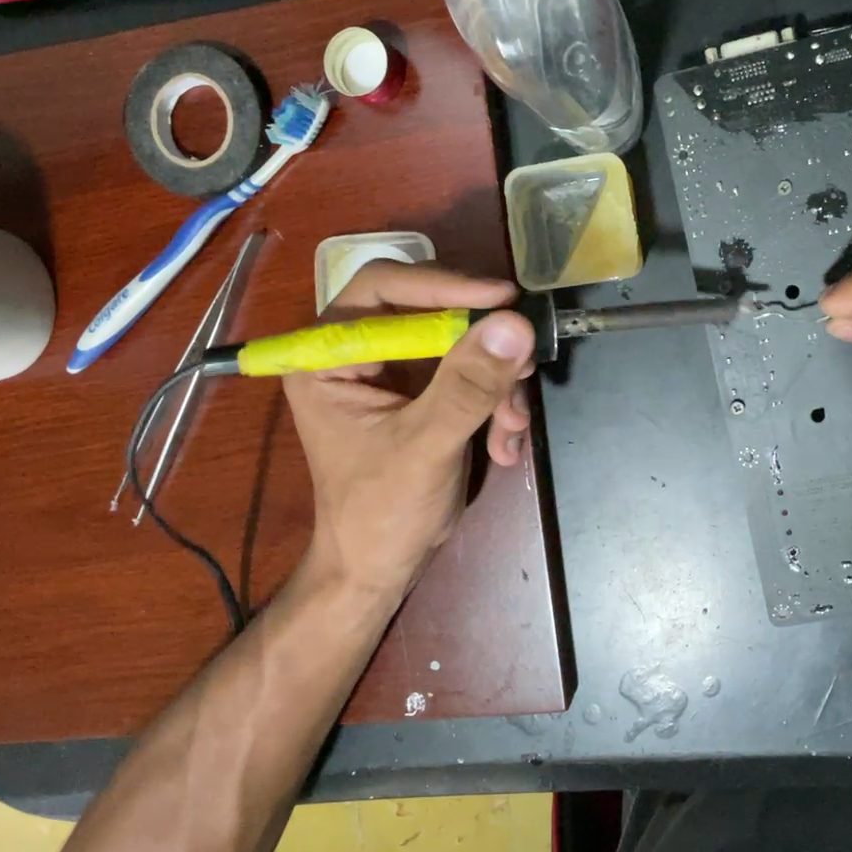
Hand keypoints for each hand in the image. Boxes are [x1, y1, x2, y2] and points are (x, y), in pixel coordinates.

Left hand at [282, 262, 535, 592]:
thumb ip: (467, 386)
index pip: (384, 286)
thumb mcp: (425, 447)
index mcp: (328, 355)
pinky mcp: (428, 391)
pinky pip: (476, 371)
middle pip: (433, 308)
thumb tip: (515, 323)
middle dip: (482, 343)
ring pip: (464, 340)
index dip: (444, 284)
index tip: (503, 300)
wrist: (380, 568)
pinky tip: (504, 443)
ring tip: (511, 426)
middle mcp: (361, 351)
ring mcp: (397, 371)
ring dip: (498, 380)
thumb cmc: (379, 513)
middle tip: (522, 367)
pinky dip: (498, 401)